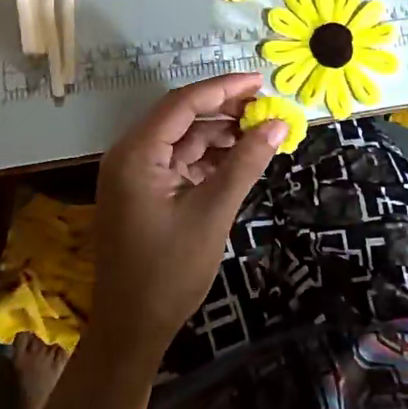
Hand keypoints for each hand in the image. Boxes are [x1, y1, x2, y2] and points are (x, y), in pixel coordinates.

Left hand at [92, 74, 287, 353]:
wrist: (133, 327)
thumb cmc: (169, 270)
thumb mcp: (213, 212)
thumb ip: (245, 164)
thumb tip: (277, 124)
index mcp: (137, 154)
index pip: (183, 104)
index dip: (223, 88)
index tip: (260, 81)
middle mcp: (130, 155)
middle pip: (181, 117)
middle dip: (224, 110)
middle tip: (266, 106)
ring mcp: (136, 175)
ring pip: (183, 140)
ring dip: (220, 135)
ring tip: (260, 132)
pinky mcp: (145, 193)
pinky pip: (180, 162)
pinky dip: (209, 159)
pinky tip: (240, 159)